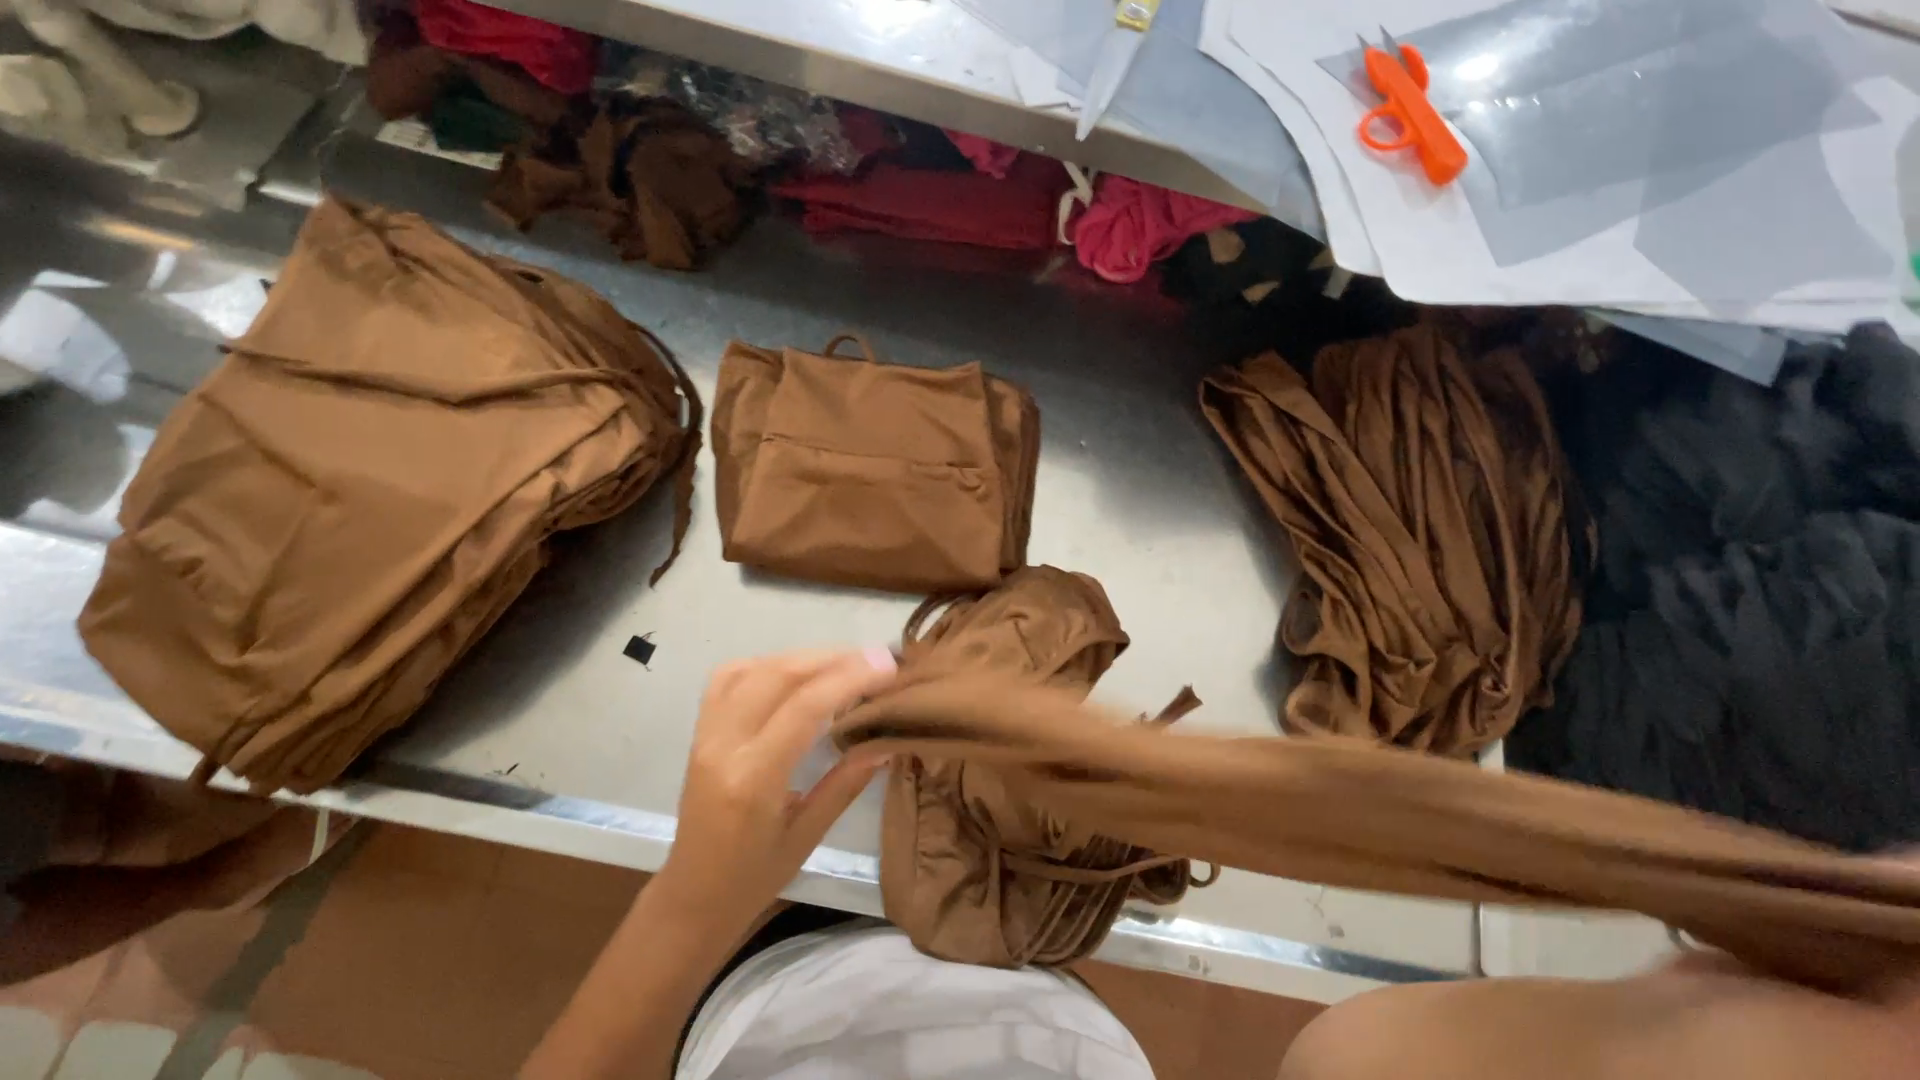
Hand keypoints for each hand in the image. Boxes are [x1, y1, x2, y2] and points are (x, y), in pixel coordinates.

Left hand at [653, 648, 896, 928]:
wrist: (692, 897)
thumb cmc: (754, 878)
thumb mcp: (808, 836)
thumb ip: (845, 784)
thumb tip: (887, 741)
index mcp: (753, 780)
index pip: (804, 707)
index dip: (849, 678)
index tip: (888, 667)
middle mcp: (723, 747)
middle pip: (778, 675)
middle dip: (832, 658)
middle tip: (876, 658)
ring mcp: (705, 735)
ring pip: (752, 668)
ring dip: (802, 657)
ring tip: (844, 662)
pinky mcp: (699, 731)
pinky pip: (728, 678)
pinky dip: (766, 664)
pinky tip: (795, 673)